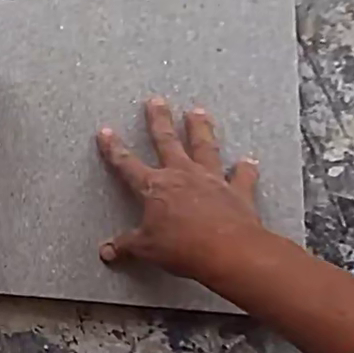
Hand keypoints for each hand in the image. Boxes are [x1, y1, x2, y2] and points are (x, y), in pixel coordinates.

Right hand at [96, 98, 270, 285]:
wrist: (228, 251)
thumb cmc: (183, 248)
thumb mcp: (147, 249)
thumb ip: (126, 246)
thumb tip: (106, 252)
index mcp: (155, 187)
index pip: (127, 164)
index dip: (114, 148)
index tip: (105, 131)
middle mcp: (182, 175)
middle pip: (167, 141)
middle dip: (159, 120)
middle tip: (156, 100)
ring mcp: (211, 179)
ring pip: (204, 147)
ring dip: (200, 129)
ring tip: (197, 111)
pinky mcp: (237, 191)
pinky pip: (242, 176)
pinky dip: (245, 169)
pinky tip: (248, 160)